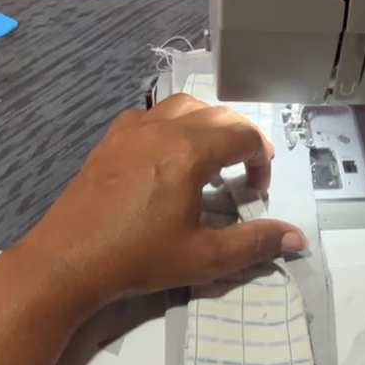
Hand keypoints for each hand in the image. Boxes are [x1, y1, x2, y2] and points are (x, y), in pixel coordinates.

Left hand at [15, 94, 306, 309]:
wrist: (67, 259)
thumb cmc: (138, 258)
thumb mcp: (203, 258)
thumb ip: (254, 243)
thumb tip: (297, 238)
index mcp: (190, 151)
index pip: (243, 135)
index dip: (261, 160)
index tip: (257, 191)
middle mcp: (163, 127)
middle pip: (217, 114)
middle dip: (239, 138)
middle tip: (245, 172)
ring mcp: (132, 128)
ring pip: (183, 106)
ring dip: (206, 124)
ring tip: (211, 156)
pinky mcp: (110, 138)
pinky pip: (150, 115)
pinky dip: (170, 124)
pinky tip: (166, 154)